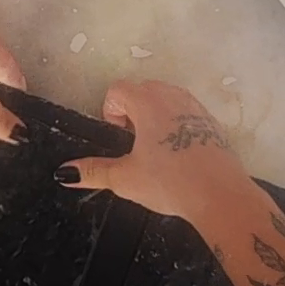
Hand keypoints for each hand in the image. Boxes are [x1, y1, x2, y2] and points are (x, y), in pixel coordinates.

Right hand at [56, 81, 250, 221]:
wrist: (221, 196)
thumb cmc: (170, 182)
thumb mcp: (125, 179)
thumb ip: (92, 171)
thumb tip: (63, 173)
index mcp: (147, 102)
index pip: (118, 89)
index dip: (110, 111)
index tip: (119, 138)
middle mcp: (172, 96)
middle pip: (141, 90)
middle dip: (132, 112)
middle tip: (134, 145)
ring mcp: (194, 106)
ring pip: (165, 99)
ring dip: (154, 116)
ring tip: (156, 150)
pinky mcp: (211, 121)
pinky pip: (186, 112)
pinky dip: (177, 125)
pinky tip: (180, 155)